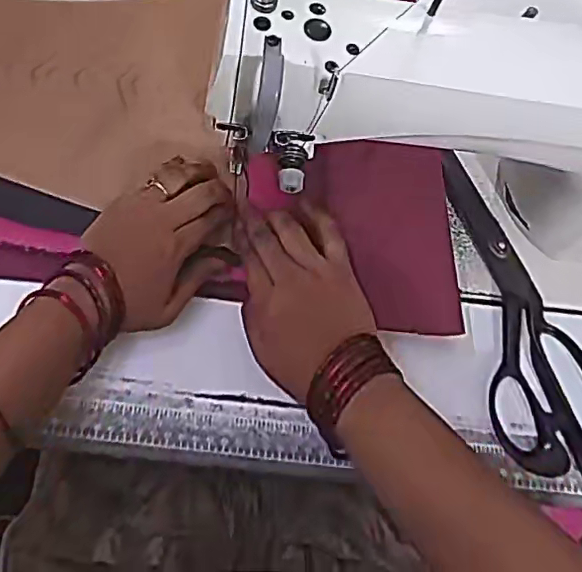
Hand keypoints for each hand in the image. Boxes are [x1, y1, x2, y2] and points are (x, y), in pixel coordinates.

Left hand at [80, 158, 238, 332]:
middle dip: (219, 189)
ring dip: (197, 172)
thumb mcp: (169, 306)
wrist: (88, 291)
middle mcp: (162, 220)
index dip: (226, 212)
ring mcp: (142, 205)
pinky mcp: (126, 199)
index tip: (230, 213)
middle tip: (224, 193)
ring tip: (207, 172)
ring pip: (178, 176)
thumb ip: (199, 278)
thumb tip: (221, 262)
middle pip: (201, 192)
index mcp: (176, 246)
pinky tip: (178, 170)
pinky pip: (154, 177)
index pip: (211, 219)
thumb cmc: (126, 301)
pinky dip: (170, 171)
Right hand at [240, 201, 376, 399]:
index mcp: (267, 299)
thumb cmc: (306, 368)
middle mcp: (290, 279)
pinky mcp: (340, 268)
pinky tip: (307, 206)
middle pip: (265, 238)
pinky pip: (328, 232)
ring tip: (270, 210)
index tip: (236, 227)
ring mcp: (317, 270)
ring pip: (291, 230)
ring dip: (277, 215)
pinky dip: (317, 215)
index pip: (248, 257)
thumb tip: (250, 288)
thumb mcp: (261, 346)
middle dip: (252, 220)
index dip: (239, 238)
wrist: (345, 376)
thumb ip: (252, 311)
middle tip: (246, 209)